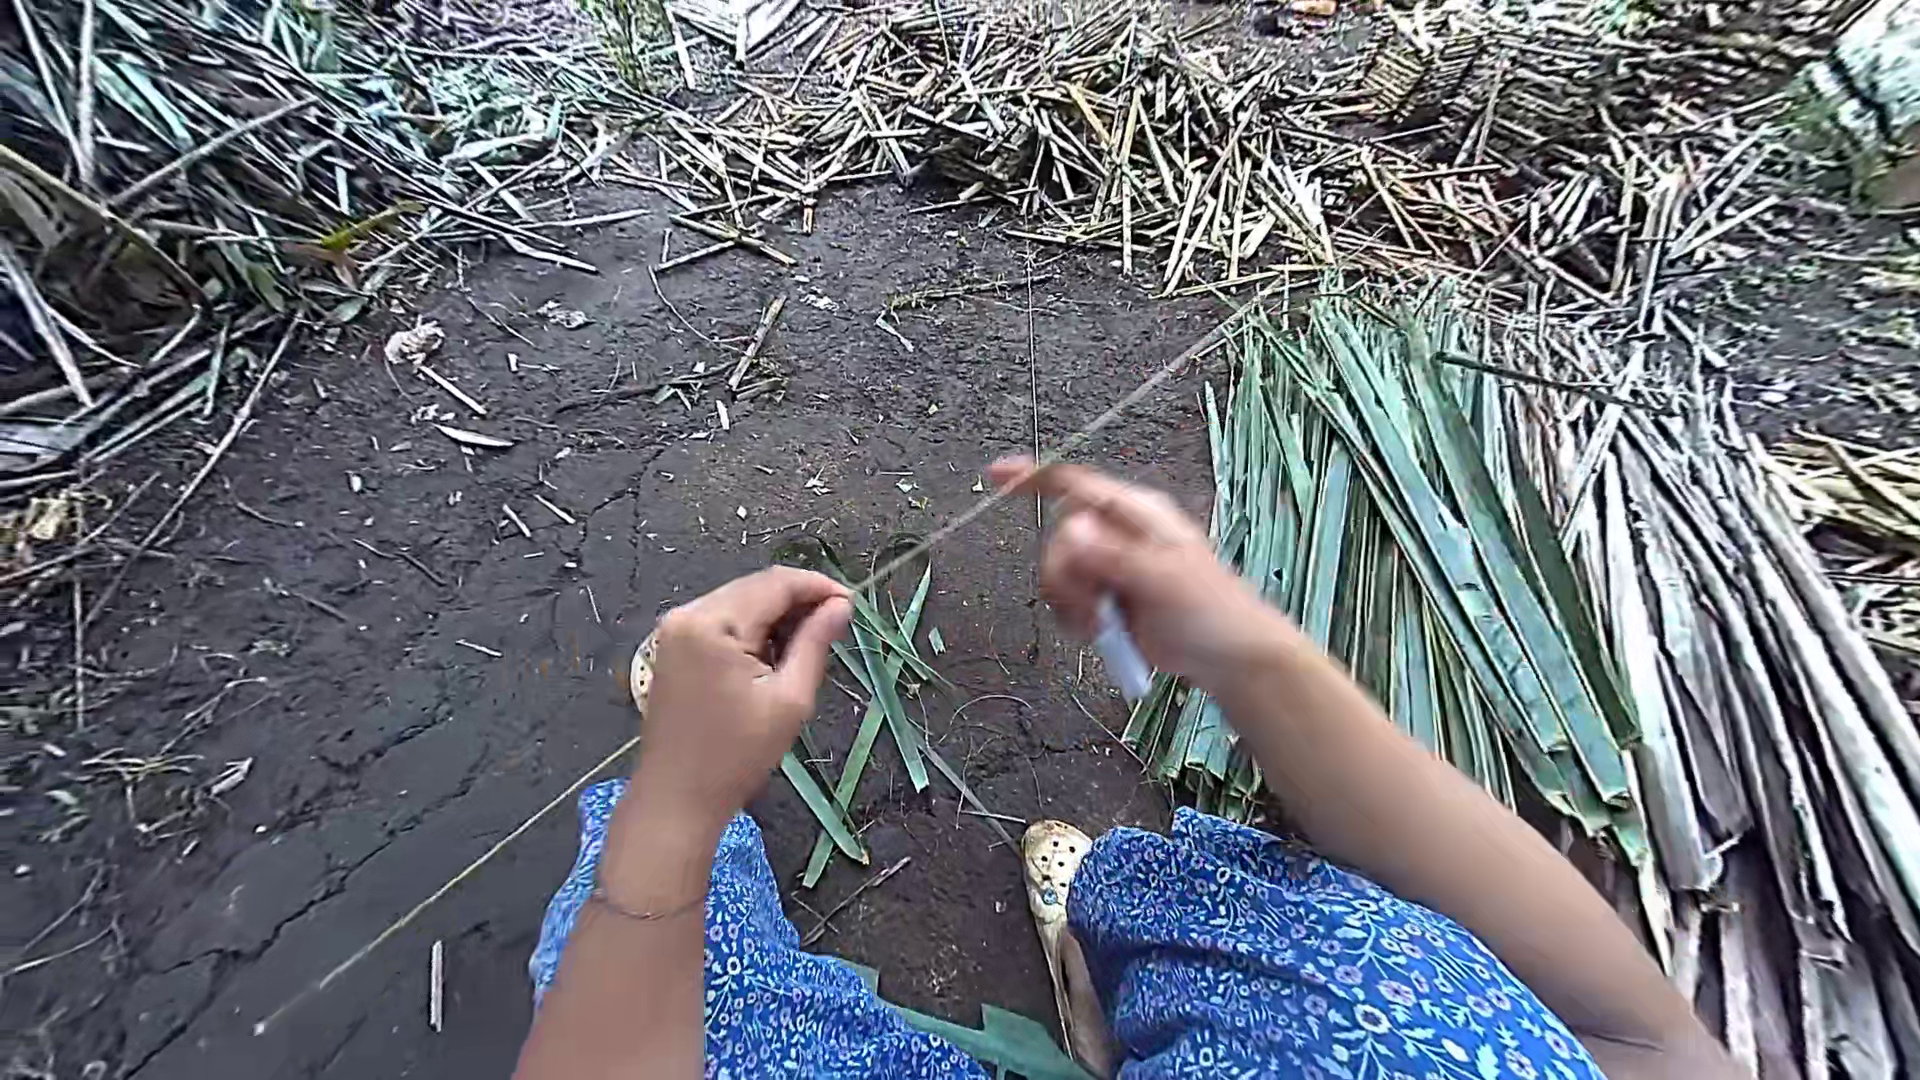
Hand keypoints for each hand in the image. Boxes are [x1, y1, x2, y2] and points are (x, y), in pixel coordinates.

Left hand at [632, 567, 852, 831]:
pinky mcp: (674, 644)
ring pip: (743, 599)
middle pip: (757, 586)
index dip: (818, 586)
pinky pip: (725, 617)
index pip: (776, 583)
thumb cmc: (738, 755)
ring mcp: (676, 628)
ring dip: (779, 612)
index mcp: (712, 624)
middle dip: (800, 598)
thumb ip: (816, 642)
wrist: (677, 800)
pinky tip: (777, 649)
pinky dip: (756, 625)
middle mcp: (688, 614)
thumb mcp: (790, 698)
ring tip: (811, 638)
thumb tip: (842, 605)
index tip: (852, 603)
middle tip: (837, 622)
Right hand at [989, 457, 1294, 693]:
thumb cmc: (1210, 610)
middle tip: (1093, 605)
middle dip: (1067, 576)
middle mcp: (1115, 534)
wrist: (1227, 658)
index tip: (996, 476)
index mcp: (1135, 514)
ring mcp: (1107, 566)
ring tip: (1100, 624)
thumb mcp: (1165, 579)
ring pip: (1058, 571)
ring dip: (1070, 601)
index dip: (1034, 477)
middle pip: (1059, 539)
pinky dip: (1073, 617)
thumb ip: (1115, 556)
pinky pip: (1065, 598)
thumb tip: (1069, 530)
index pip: (1077, 485)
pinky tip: (1098, 632)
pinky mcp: (1102, 597)